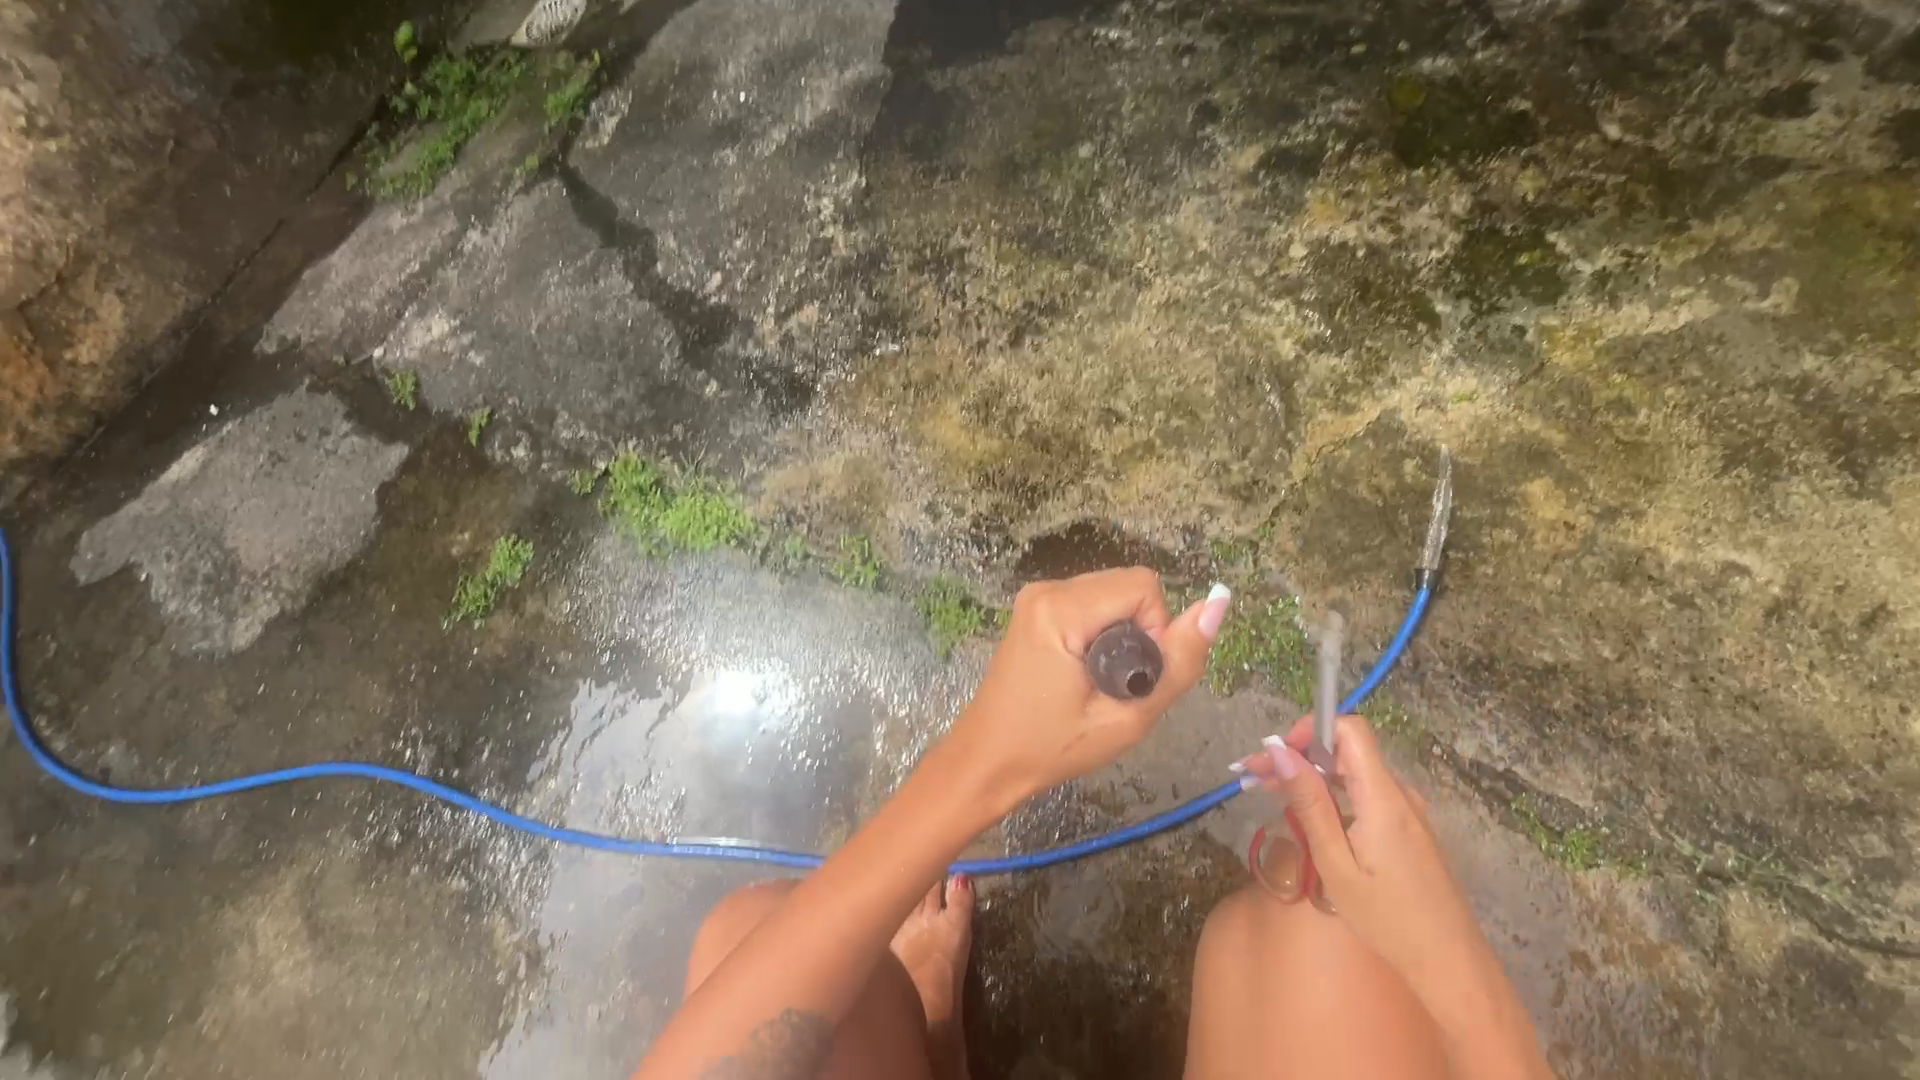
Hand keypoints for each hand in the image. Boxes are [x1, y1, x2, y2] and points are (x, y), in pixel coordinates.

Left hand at [942, 568, 1229, 812]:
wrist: (989, 758)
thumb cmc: (1053, 747)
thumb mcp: (1126, 717)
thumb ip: (1178, 662)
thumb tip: (1217, 604)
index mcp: (1060, 609)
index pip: (1144, 587)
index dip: (1155, 631)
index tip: (1132, 677)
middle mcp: (1046, 589)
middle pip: (1128, 586)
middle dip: (1139, 632)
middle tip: (1115, 685)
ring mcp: (1037, 595)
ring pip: (1113, 593)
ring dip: (1122, 634)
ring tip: (1099, 682)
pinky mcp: (1035, 606)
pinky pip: (1092, 603)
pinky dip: (1103, 632)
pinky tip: (1086, 672)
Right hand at [1243, 715, 1491, 999]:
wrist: (1451, 965)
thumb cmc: (1388, 919)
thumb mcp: (1336, 864)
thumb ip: (1310, 804)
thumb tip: (1280, 752)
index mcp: (1384, 798)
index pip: (1351, 730)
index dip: (1311, 729)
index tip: (1276, 755)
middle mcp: (1400, 794)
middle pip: (1345, 750)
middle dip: (1297, 754)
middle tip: (1252, 774)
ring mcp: (1407, 811)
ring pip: (1352, 772)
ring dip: (1310, 775)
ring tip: (1267, 791)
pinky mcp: (1407, 828)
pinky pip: (1364, 794)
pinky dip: (1330, 794)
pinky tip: (1305, 813)